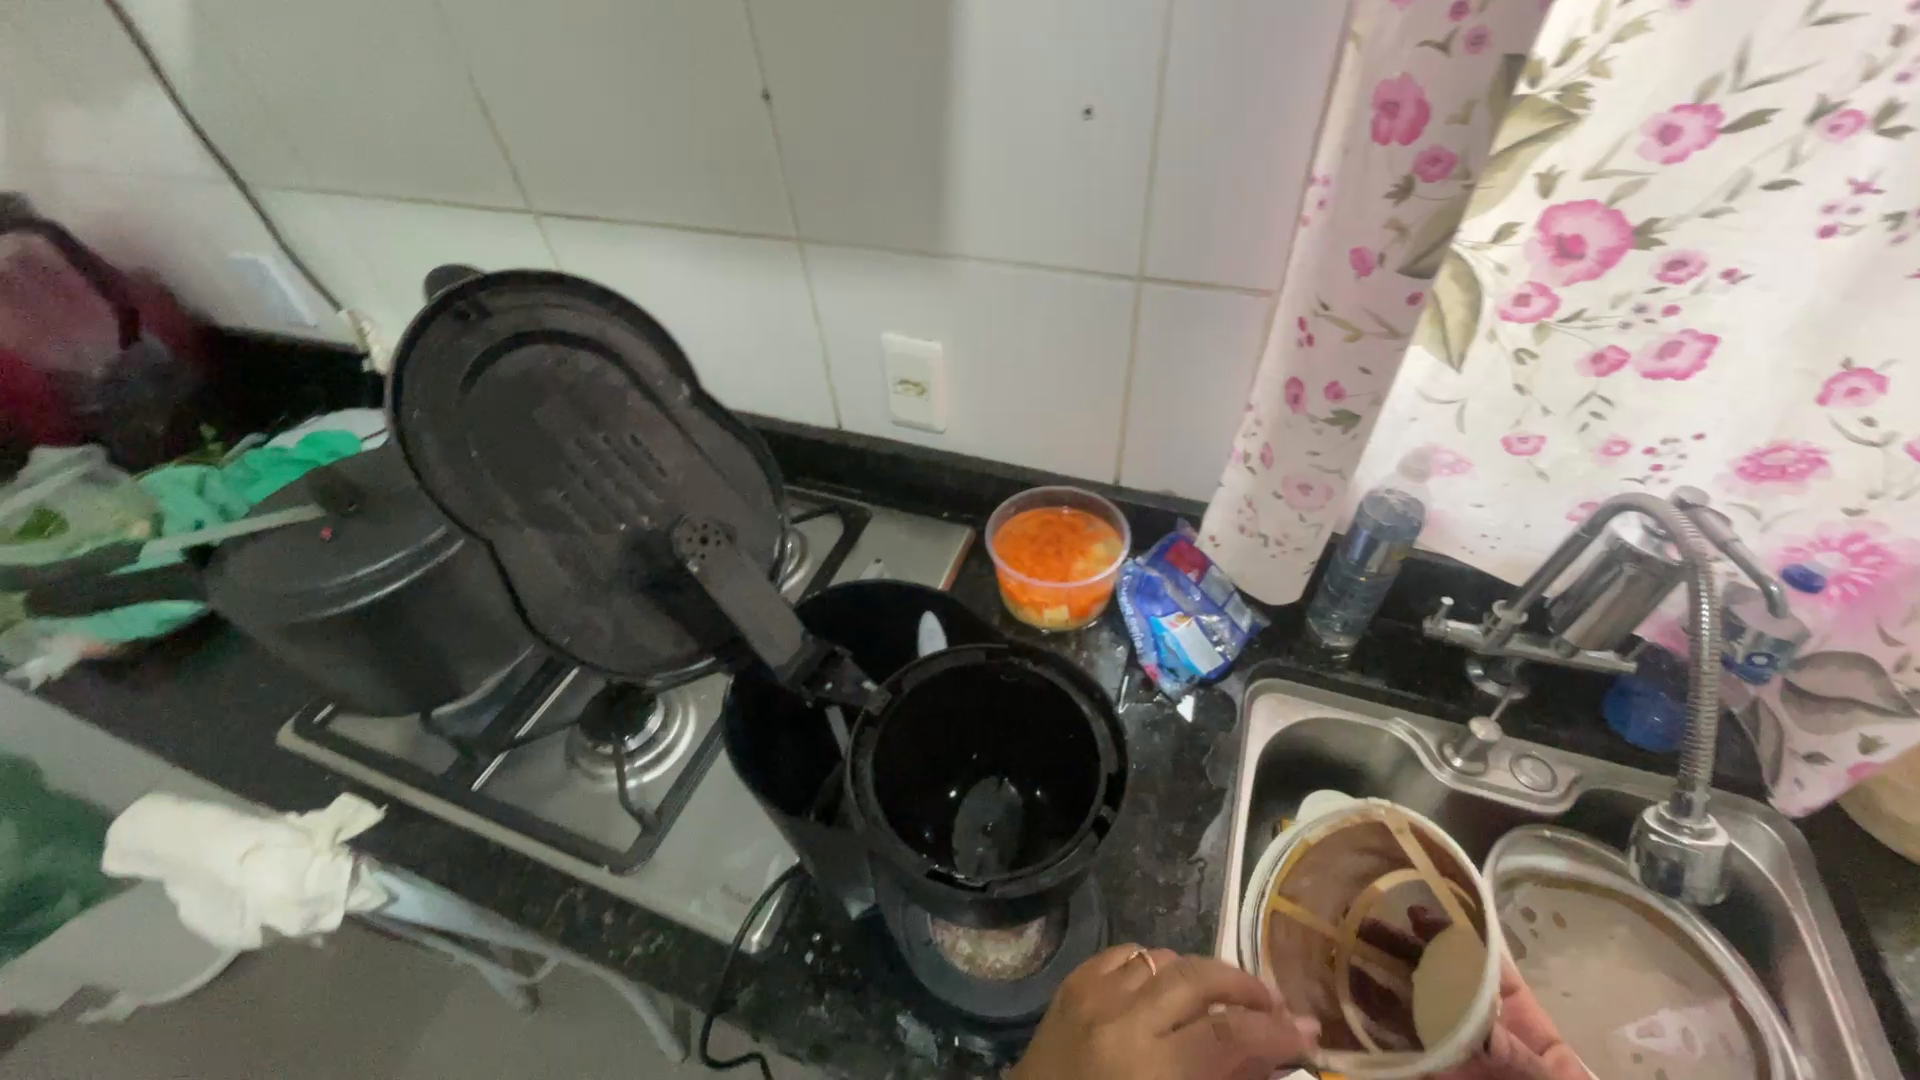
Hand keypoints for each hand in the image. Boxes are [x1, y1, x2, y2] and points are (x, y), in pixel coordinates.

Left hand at [1007, 945, 1317, 1079]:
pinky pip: (1124, 955)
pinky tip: (1163, 984)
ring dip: (1196, 974)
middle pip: (1197, 979)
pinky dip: (1151, 965)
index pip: (1228, 1037)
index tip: (1306, 1033)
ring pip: (1161, 960)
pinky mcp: (1073, 982)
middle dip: (1242, 985)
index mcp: (1151, 1069)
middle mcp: (1122, 1020)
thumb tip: (1265, 1060)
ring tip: (1219, 996)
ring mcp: (1094, 994)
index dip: (1274, 1032)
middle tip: (1271, 1003)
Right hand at [1361, 907, 1586, 1079]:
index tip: (1417, 909)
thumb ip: (1520, 1062)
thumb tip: (1480, 1030)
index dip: (1454, 933)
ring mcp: (1450, 1056)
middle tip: (1362, 924)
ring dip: (1377, 984)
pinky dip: (1370, 1035)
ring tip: (1343, 959)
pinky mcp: (1426, 1075)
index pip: (1487, 967)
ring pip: (1409, 1010)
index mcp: (1520, 1023)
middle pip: (1437, 979)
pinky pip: (1397, 1054)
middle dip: (1401, 950)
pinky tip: (1345, 1013)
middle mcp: (1479, 1030)